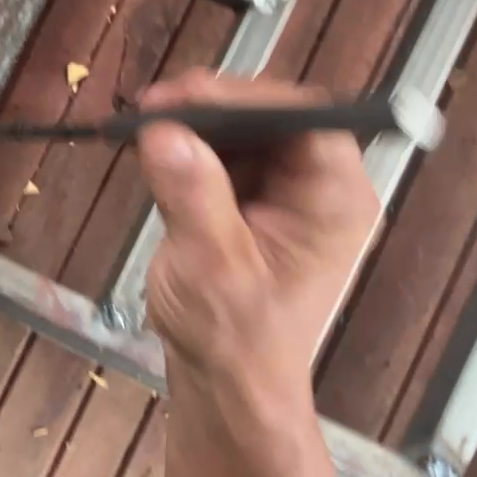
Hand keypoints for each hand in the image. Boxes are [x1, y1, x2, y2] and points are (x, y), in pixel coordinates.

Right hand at [136, 71, 380, 398]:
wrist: (225, 380)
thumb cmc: (231, 332)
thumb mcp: (210, 262)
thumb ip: (192, 194)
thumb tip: (162, 132)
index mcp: (333, 200)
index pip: (305, 121)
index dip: (245, 97)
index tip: (179, 96)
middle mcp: (315, 188)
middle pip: (273, 118)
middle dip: (212, 105)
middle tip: (151, 104)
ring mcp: (281, 195)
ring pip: (243, 132)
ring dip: (194, 123)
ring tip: (143, 121)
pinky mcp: (247, 204)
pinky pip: (221, 157)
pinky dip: (186, 147)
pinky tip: (153, 147)